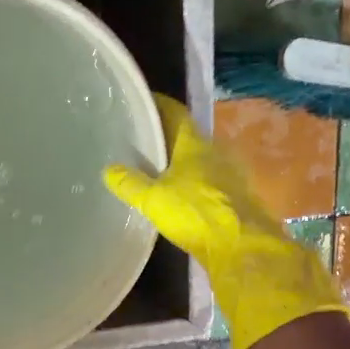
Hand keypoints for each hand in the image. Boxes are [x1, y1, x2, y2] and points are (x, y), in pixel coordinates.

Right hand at [104, 95, 347, 348]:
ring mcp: (231, 174)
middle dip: (170, 136)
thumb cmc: (195, 213)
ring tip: (161, 167)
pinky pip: (211, 180)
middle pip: (190, 136)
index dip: (160, 105)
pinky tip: (183, 194)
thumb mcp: (153, 199)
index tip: (144, 102)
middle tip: (146, 139)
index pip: (177, 113)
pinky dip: (196, 181)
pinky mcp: (237, 196)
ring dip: (184, 161)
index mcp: (194, 144)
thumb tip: (109, 169)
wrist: (240, 246)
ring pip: (202, 159)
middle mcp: (216, 151)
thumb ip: (130, 183)